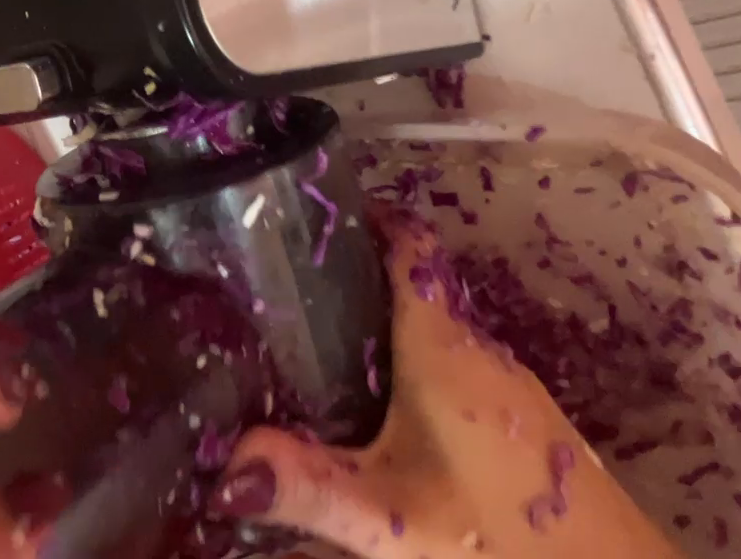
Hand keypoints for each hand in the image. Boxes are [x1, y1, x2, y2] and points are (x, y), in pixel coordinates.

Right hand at [209, 226, 685, 558]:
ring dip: (378, 324)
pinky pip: (447, 369)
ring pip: (428, 331)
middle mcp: (477, 351)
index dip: (368, 216)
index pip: (410, 245)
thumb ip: (306, 486)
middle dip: (352, 278)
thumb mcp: (388, 517)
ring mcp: (505, 389)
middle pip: (411, 286)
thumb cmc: (505, 541)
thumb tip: (223, 465)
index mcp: (442, 345)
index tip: (314, 214)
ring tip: (314, 342)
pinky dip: (405, 367)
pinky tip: (376, 412)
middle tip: (286, 288)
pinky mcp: (518, 426)